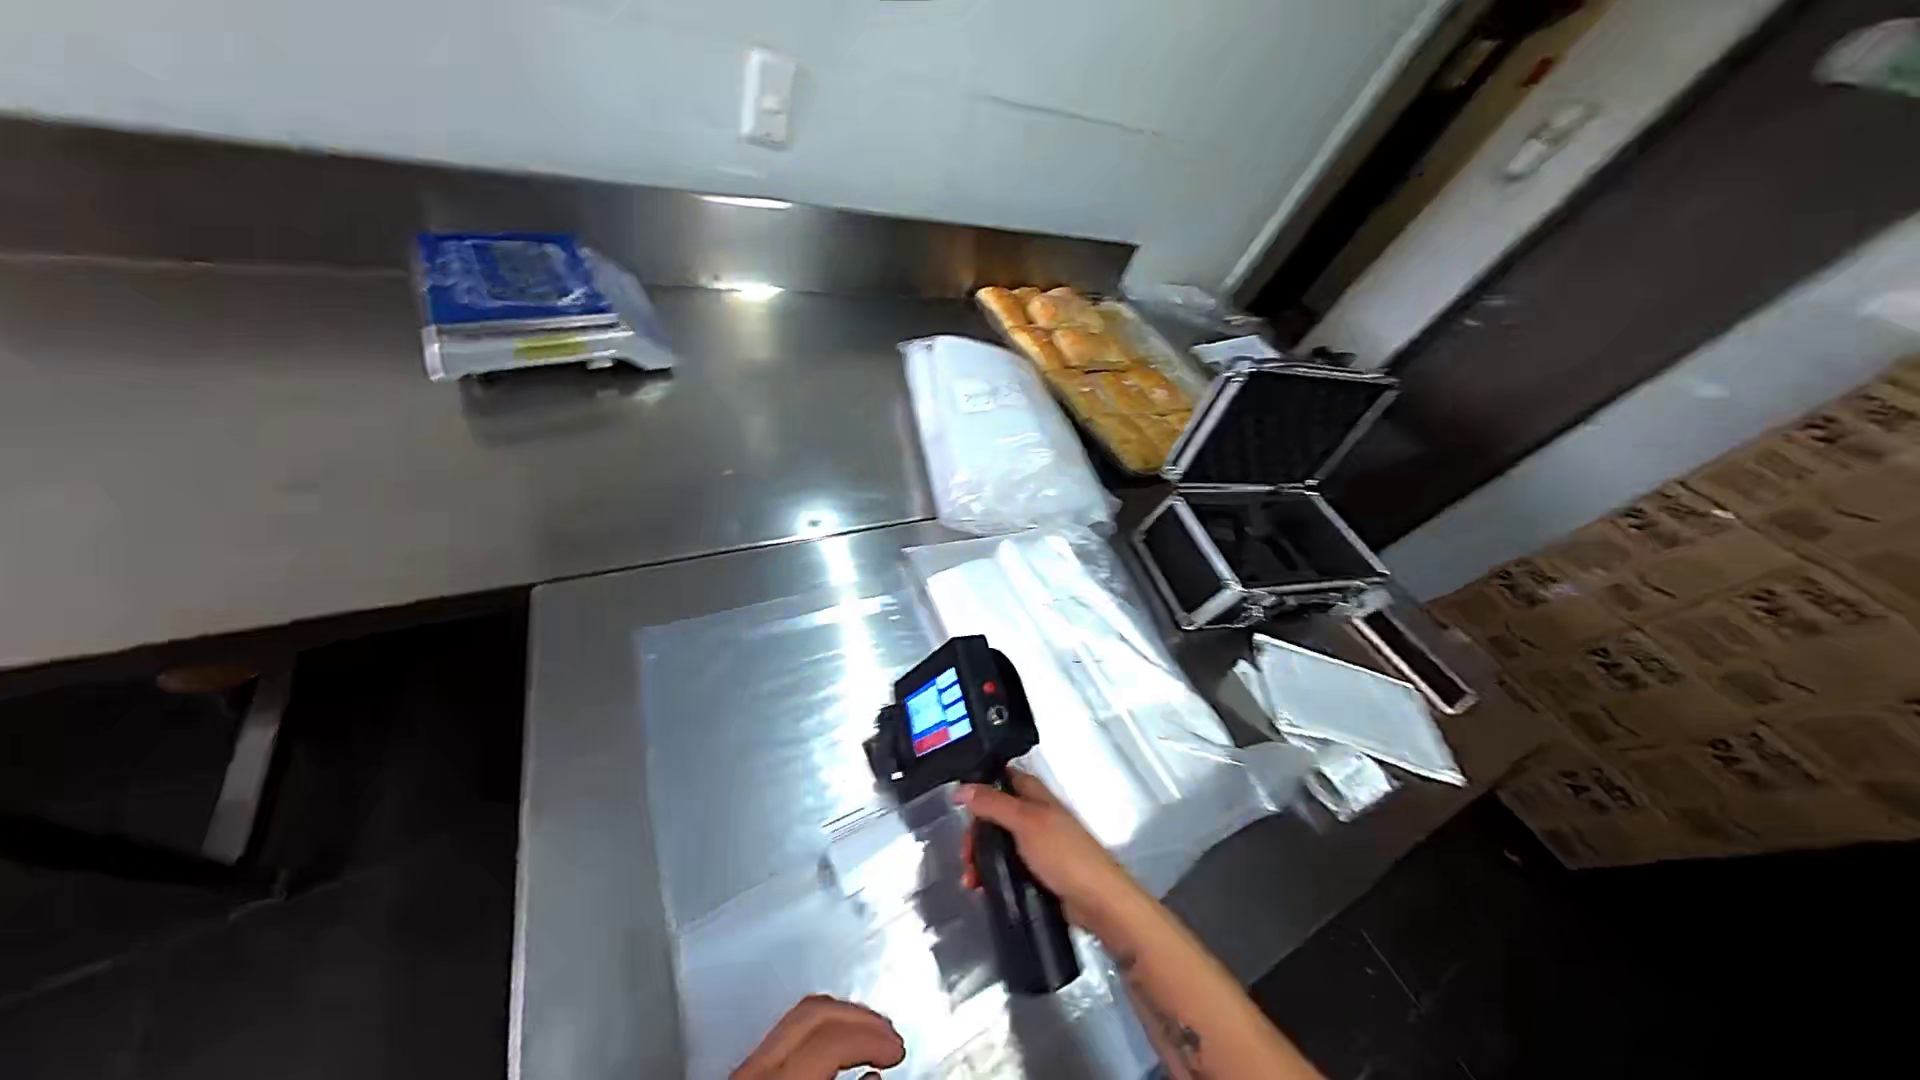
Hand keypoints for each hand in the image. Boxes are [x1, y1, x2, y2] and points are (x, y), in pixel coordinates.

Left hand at [730, 995, 904, 1079]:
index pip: (830, 1040)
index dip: (872, 1037)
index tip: (896, 1049)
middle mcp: (750, 1074)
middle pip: (812, 1014)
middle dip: (858, 1018)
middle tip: (888, 1036)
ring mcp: (739, 1076)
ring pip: (795, 1020)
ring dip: (839, 1021)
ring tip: (866, 1038)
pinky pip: (782, 1040)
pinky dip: (817, 1036)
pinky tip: (833, 1055)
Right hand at [957, 767, 1143, 932]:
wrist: (1097, 901)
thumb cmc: (1063, 854)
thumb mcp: (1025, 822)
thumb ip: (993, 804)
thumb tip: (961, 788)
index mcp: (1036, 795)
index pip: (1002, 778)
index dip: (980, 785)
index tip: (958, 802)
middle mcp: (1036, 815)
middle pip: (995, 814)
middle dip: (975, 833)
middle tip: (965, 854)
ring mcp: (1037, 844)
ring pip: (998, 842)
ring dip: (980, 858)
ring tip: (970, 880)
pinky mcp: (1037, 871)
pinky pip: (1006, 866)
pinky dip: (991, 874)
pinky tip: (981, 888)